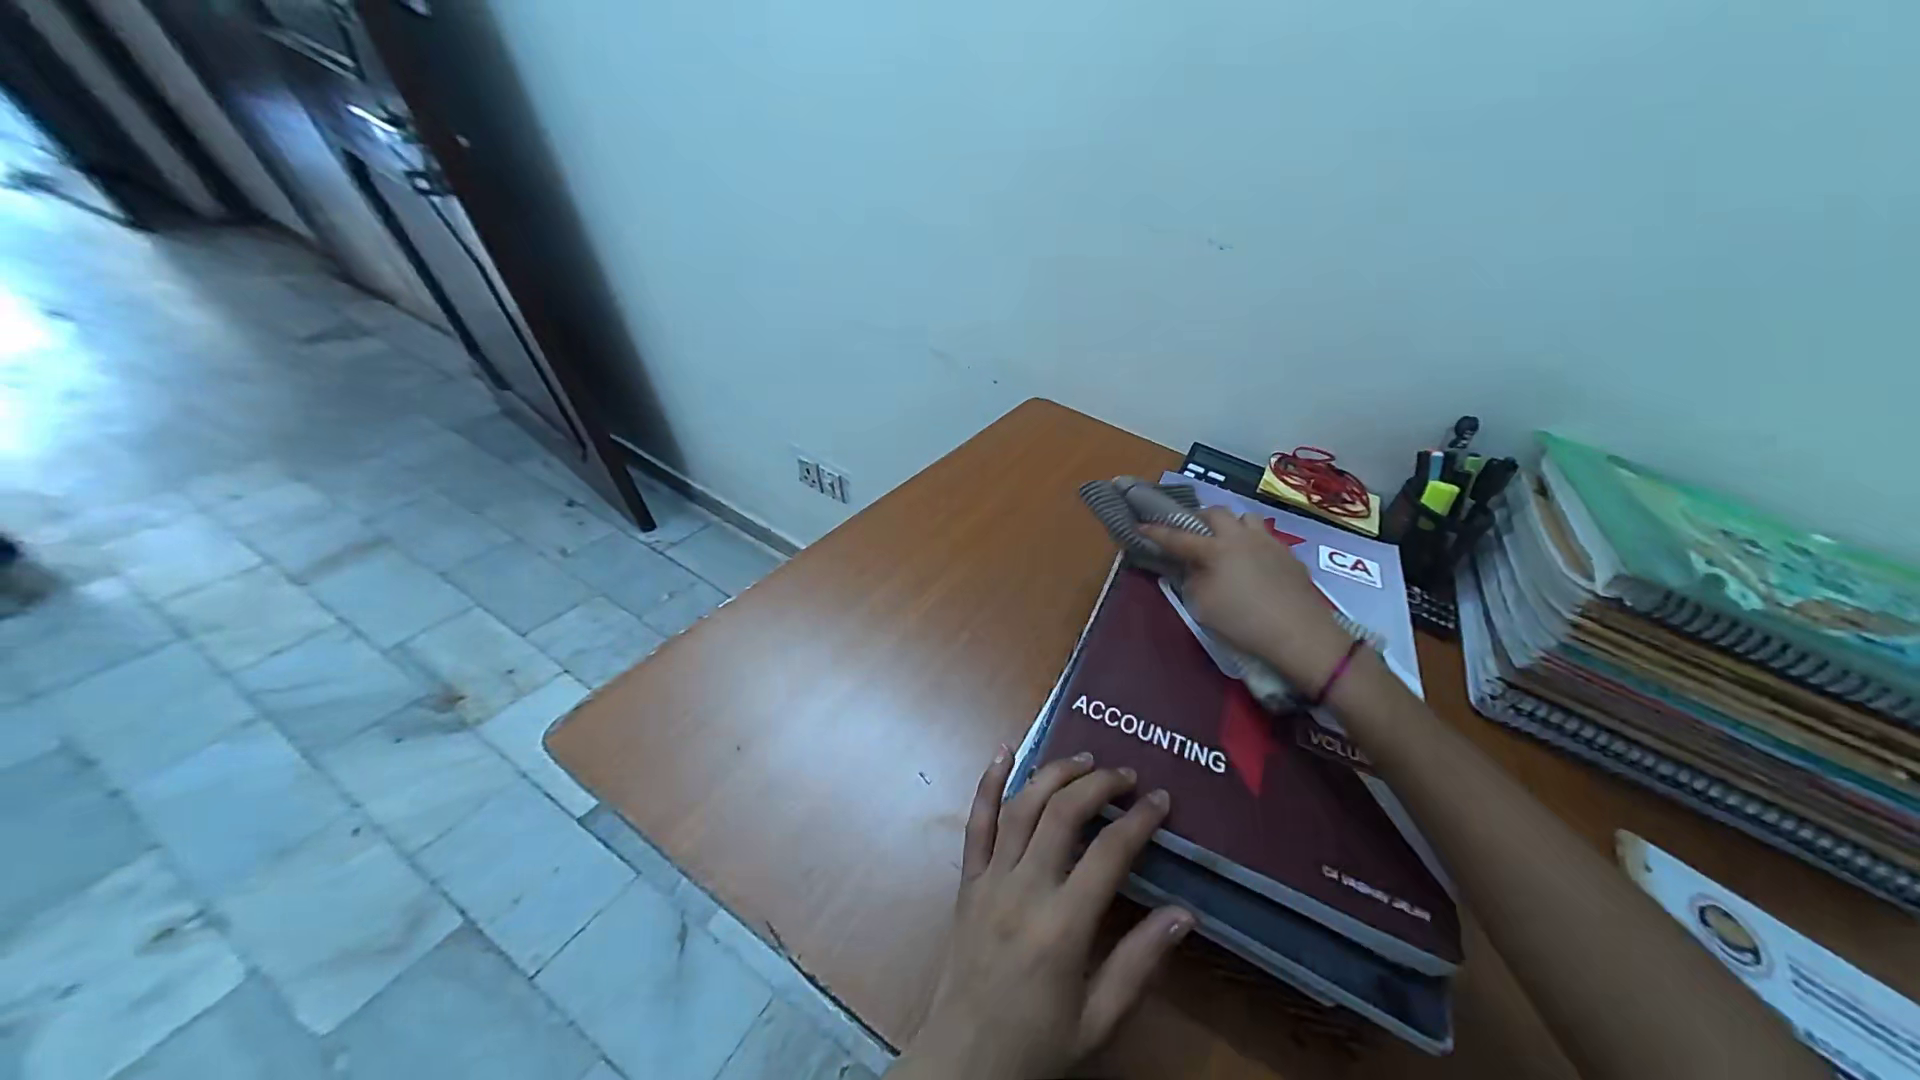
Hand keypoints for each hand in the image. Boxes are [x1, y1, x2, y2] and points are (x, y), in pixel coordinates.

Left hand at [888, 747, 1192, 1079]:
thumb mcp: (1100, 1019)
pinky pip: (975, 823)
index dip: (1139, 820)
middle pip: (1061, 814)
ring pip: (1020, 807)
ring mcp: (989, 879)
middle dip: (1098, 784)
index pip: (1109, 853)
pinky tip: (1004, 751)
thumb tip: (1184, 913)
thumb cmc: (1037, 1043)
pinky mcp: (967, 880)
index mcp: (1062, 926)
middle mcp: (1023, 889)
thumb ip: (1140, 962)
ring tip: (1083, 760)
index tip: (1161, 800)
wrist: (963, 1060)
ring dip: (1053, 774)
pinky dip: (988, 783)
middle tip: (1126, 775)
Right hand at [1141, 508, 1354, 689]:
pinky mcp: (1289, 555)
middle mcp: (1241, 537)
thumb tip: (1192, 569)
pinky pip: (1265, 538)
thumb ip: (1191, 581)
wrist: (1301, 635)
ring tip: (1225, 542)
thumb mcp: (1202, 606)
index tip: (1140, 526)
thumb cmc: (1243, 622)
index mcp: (1215, 549)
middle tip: (1190, 533)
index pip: (1178, 537)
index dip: (1156, 532)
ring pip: (1245, 518)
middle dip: (1198, 519)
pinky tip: (1253, 562)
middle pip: (1216, 513)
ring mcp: (1269, 543)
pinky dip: (1252, 543)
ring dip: (1231, 525)